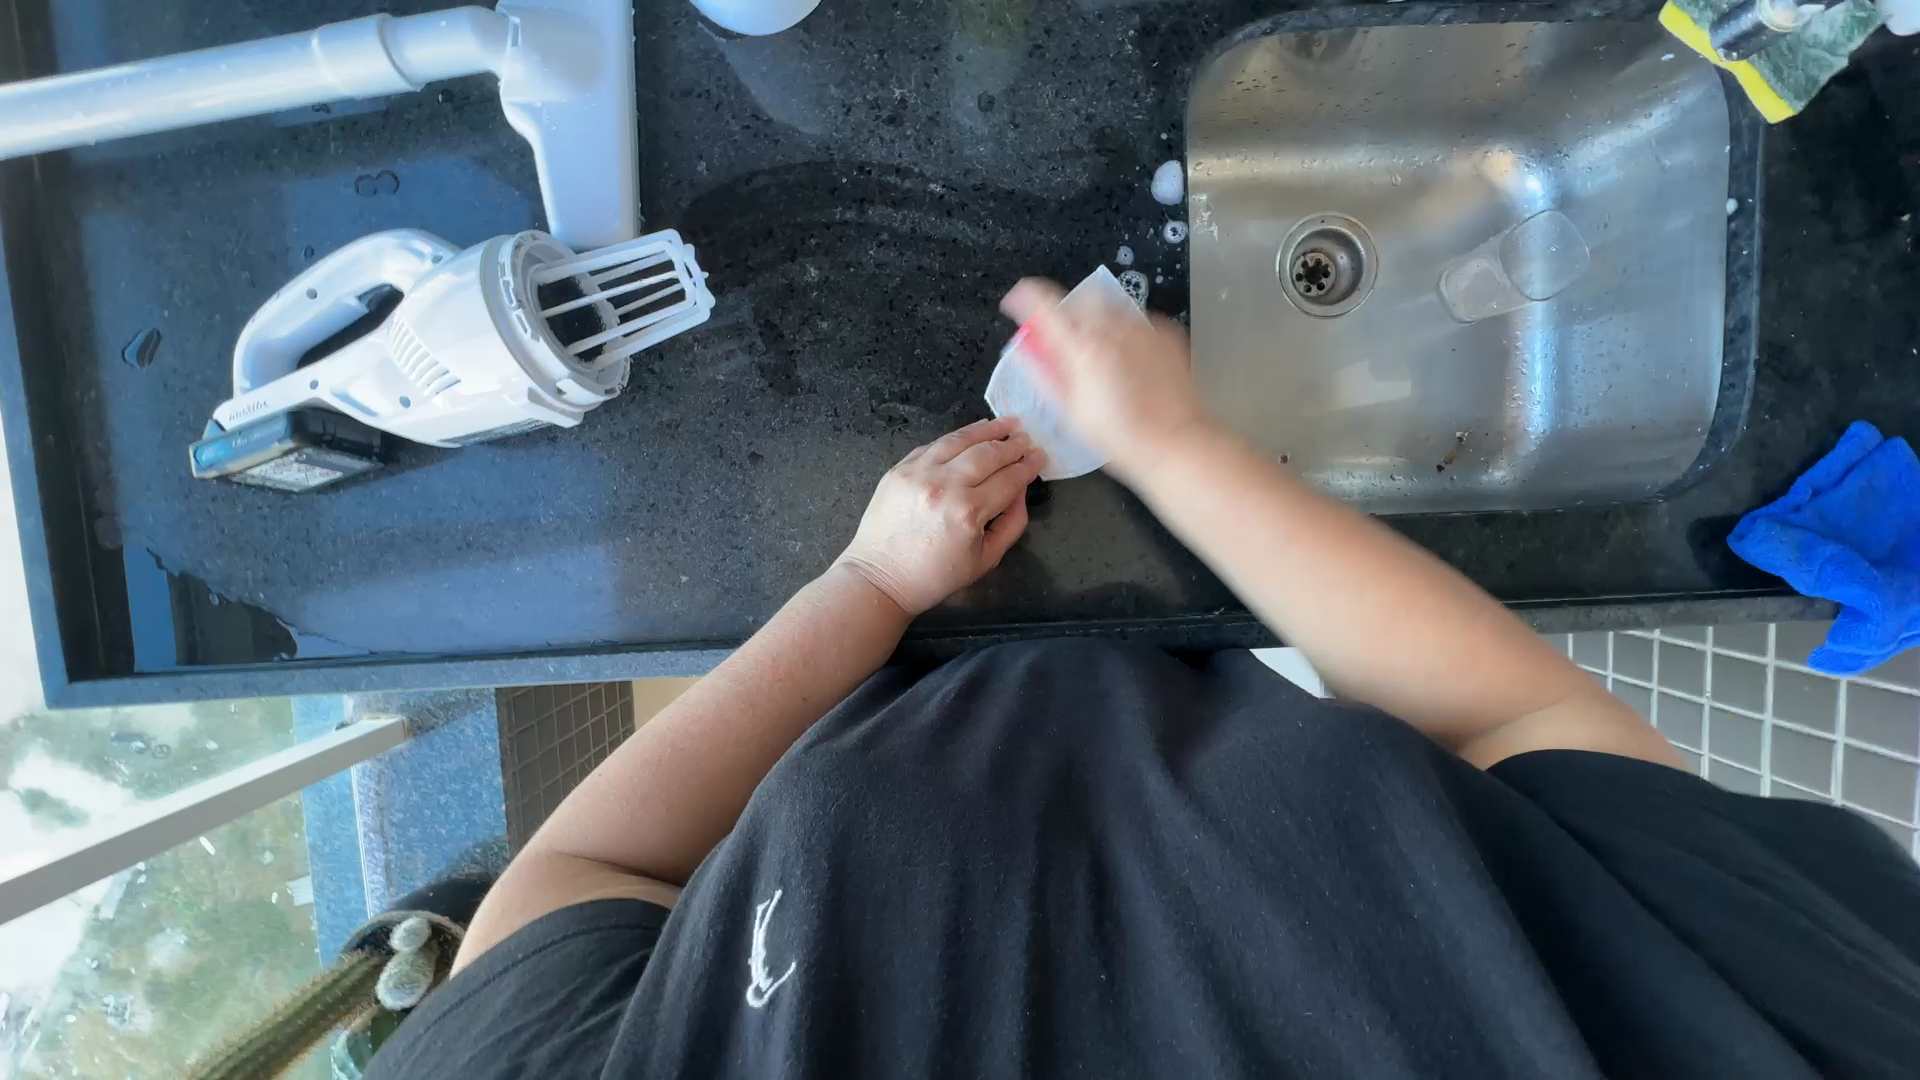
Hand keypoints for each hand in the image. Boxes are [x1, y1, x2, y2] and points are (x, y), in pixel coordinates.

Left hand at [836, 417, 1046, 615]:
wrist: (880, 577)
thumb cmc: (936, 576)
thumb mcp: (986, 559)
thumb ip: (1012, 523)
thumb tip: (1021, 490)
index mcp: (969, 512)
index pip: (1009, 479)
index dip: (1028, 466)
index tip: (1040, 456)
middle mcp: (945, 485)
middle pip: (988, 454)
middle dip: (1012, 445)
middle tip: (1026, 438)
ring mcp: (919, 473)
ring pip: (960, 440)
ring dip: (987, 429)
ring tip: (1006, 423)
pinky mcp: (899, 469)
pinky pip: (934, 445)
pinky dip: (957, 438)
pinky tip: (972, 433)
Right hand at [999, 277, 1211, 480]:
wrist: (1176, 441)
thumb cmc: (1124, 435)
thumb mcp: (1072, 409)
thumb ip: (1045, 373)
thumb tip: (1027, 352)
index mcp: (1085, 348)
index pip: (1044, 305)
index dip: (1025, 299)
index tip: (1017, 301)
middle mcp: (1114, 329)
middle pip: (1079, 299)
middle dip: (1066, 312)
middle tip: (1062, 338)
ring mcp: (1144, 328)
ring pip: (1109, 307)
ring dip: (1095, 322)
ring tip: (1097, 355)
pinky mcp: (1166, 334)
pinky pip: (1136, 321)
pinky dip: (1122, 333)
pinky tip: (1125, 362)